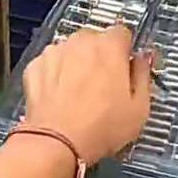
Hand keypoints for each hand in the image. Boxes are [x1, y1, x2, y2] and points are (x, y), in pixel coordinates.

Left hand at [20, 24, 153, 164]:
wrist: (56, 143)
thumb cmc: (103, 128)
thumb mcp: (139, 109)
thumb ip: (143, 76)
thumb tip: (142, 58)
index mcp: (110, 46)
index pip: (122, 34)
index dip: (124, 53)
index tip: (122, 72)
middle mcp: (81, 40)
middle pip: (94, 41)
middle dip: (98, 58)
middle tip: (99, 89)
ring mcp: (54, 51)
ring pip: (70, 52)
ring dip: (75, 66)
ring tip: (76, 96)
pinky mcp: (34, 66)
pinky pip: (50, 65)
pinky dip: (54, 76)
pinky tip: (58, 98)